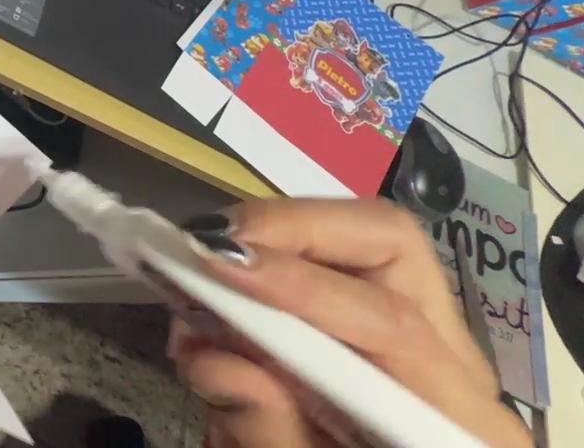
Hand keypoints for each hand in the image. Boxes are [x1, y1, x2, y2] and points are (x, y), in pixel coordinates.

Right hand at [169, 198, 528, 447]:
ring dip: (261, 236)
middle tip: (205, 242)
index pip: (390, 322)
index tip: (208, 262)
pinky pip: (320, 257)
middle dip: (284, 226)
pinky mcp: (371, 318)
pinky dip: (256, 254)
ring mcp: (418, 332)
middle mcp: (452, 360)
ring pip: (351, 235)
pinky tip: (212, 286)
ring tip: (196, 266)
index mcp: (458, 420)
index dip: (295, 283)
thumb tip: (209, 359)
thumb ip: (268, 431)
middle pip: (385, 240)